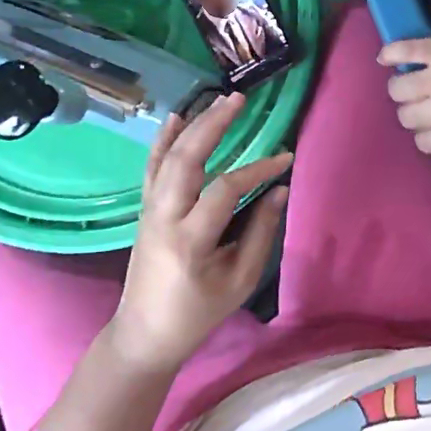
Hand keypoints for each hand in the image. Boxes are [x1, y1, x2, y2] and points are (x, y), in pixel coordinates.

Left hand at [106, 93, 292, 373]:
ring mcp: (150, 209)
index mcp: (190, 240)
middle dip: (212, 124)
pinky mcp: (145, 208)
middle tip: (238, 99)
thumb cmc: (197, 313)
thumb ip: (261, 233)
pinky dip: (164, 140)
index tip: (286, 158)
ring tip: (217, 100)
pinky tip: (176, 118)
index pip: (225, 189)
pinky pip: (153, 166)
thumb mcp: (238, 281)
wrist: (146, 331)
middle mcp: (164, 216)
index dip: (257, 169)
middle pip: (187, 158)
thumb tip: (278, 189)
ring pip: (168, 156)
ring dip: (192, 125)